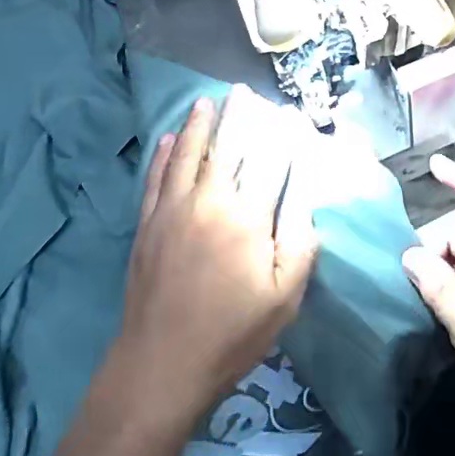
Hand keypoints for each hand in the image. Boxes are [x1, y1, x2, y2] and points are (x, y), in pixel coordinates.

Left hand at [117, 86, 319, 414]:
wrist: (159, 365)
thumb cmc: (231, 336)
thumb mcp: (284, 299)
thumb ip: (300, 247)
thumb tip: (308, 205)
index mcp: (247, 219)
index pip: (270, 166)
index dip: (281, 138)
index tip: (289, 114)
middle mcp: (209, 202)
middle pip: (226, 150)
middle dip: (237, 117)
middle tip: (243, 90)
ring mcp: (172, 211)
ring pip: (187, 156)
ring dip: (198, 126)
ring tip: (206, 102)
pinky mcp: (147, 225)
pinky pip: (156, 179)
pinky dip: (164, 155)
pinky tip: (169, 139)